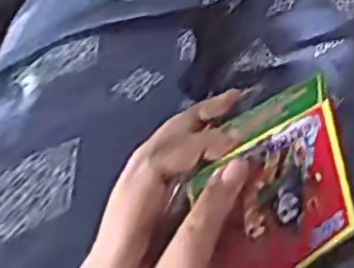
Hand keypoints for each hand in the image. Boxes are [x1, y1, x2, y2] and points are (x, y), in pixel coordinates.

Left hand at [83, 91, 255, 267]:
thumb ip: (203, 233)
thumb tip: (238, 168)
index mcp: (117, 259)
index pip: (157, 186)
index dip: (204, 163)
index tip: (247, 153)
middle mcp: (107, 248)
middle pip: (142, 169)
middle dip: (189, 129)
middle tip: (235, 102)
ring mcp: (108, 250)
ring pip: (138, 173)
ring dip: (181, 136)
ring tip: (221, 111)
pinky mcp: (118, 254)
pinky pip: (145, 192)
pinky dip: (175, 161)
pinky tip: (201, 155)